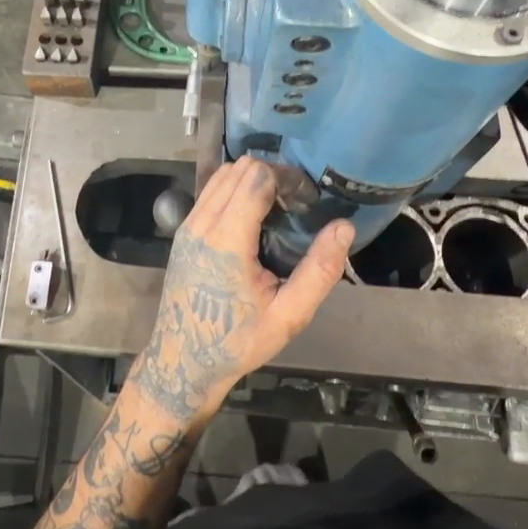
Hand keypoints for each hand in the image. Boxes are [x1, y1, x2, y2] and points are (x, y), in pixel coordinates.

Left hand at [129, 156, 354, 421]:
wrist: (182, 359)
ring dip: (251, 180)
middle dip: (271, 175)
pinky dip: (233, 190)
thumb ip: (319, 271)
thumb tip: (344, 227)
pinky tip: (253, 218)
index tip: (306, 199)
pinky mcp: (183, 232)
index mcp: (226, 241)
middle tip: (296, 203)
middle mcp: (202, 224)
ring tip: (277, 208)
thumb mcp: (288, 316)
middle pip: (238, 169)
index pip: (254, 177)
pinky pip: (210, 192)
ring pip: (221, 176)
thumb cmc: (238, 341)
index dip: (285, 178)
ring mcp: (188, 226)